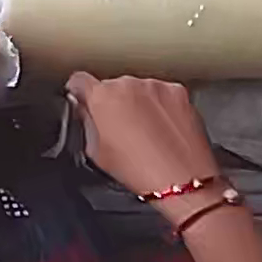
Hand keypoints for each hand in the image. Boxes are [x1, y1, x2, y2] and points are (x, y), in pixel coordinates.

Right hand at [65, 73, 219, 200]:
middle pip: (111, 86)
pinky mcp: (179, 92)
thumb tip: (85, 111)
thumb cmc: (140, 170)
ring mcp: (155, 86)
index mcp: (101, 96)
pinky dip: (160, 105)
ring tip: (145, 131)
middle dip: (112, 102)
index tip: (83, 100)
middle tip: (119, 127)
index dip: (78, 92)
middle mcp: (127, 84)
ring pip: (138, 89)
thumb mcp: (95, 152)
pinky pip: (161, 93)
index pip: (79, 80)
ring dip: (138, 102)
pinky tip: (162, 128)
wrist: (182, 181)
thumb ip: (85, 123)